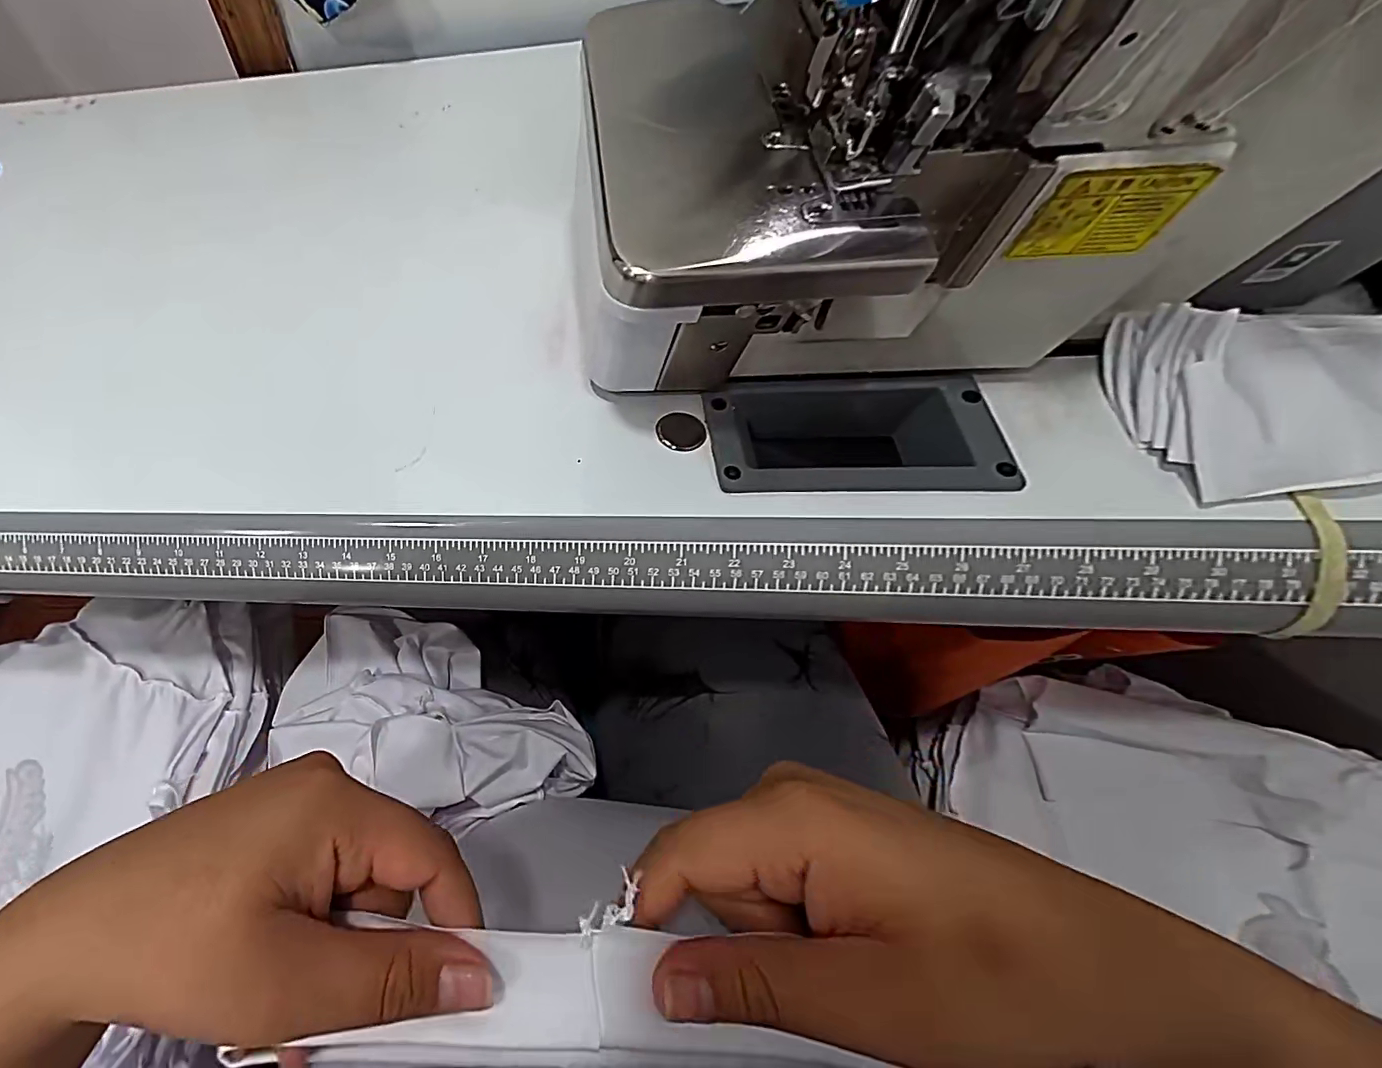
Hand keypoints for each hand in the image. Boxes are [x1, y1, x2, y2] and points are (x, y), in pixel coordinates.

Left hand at [0, 753, 493, 1067]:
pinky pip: (318, 882)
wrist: (68, 940)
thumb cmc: (177, 951)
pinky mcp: (266, 827)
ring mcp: (288, 804)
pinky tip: (267, 975)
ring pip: (353, 889)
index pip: (432, 856)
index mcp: (333, 800)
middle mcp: (318, 786)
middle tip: (323, 1010)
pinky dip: (309, 934)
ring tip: (281, 1002)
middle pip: (390, 876)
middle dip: (372, 951)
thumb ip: (397, 978)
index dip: (456, 925)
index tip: (451, 998)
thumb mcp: (295, 982)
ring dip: (335, 953)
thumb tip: (480, 973)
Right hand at [633, 762, 1381, 1067]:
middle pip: (710, 874)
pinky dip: (806, 931)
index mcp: (789, 811)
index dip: (646, 917)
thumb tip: (659, 980)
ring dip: (783, 942)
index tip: (641, 985)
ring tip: (867, 971)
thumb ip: (750, 983)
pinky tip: (870, 951)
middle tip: (827, 988)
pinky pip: (782, 883)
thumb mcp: (876, 1004)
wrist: (1156, 992)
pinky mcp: (843, 834)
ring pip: (745, 885)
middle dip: (745, 941)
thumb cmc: (1030, 987)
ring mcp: (820, 810)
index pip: (673, 855)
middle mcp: (792, 793)